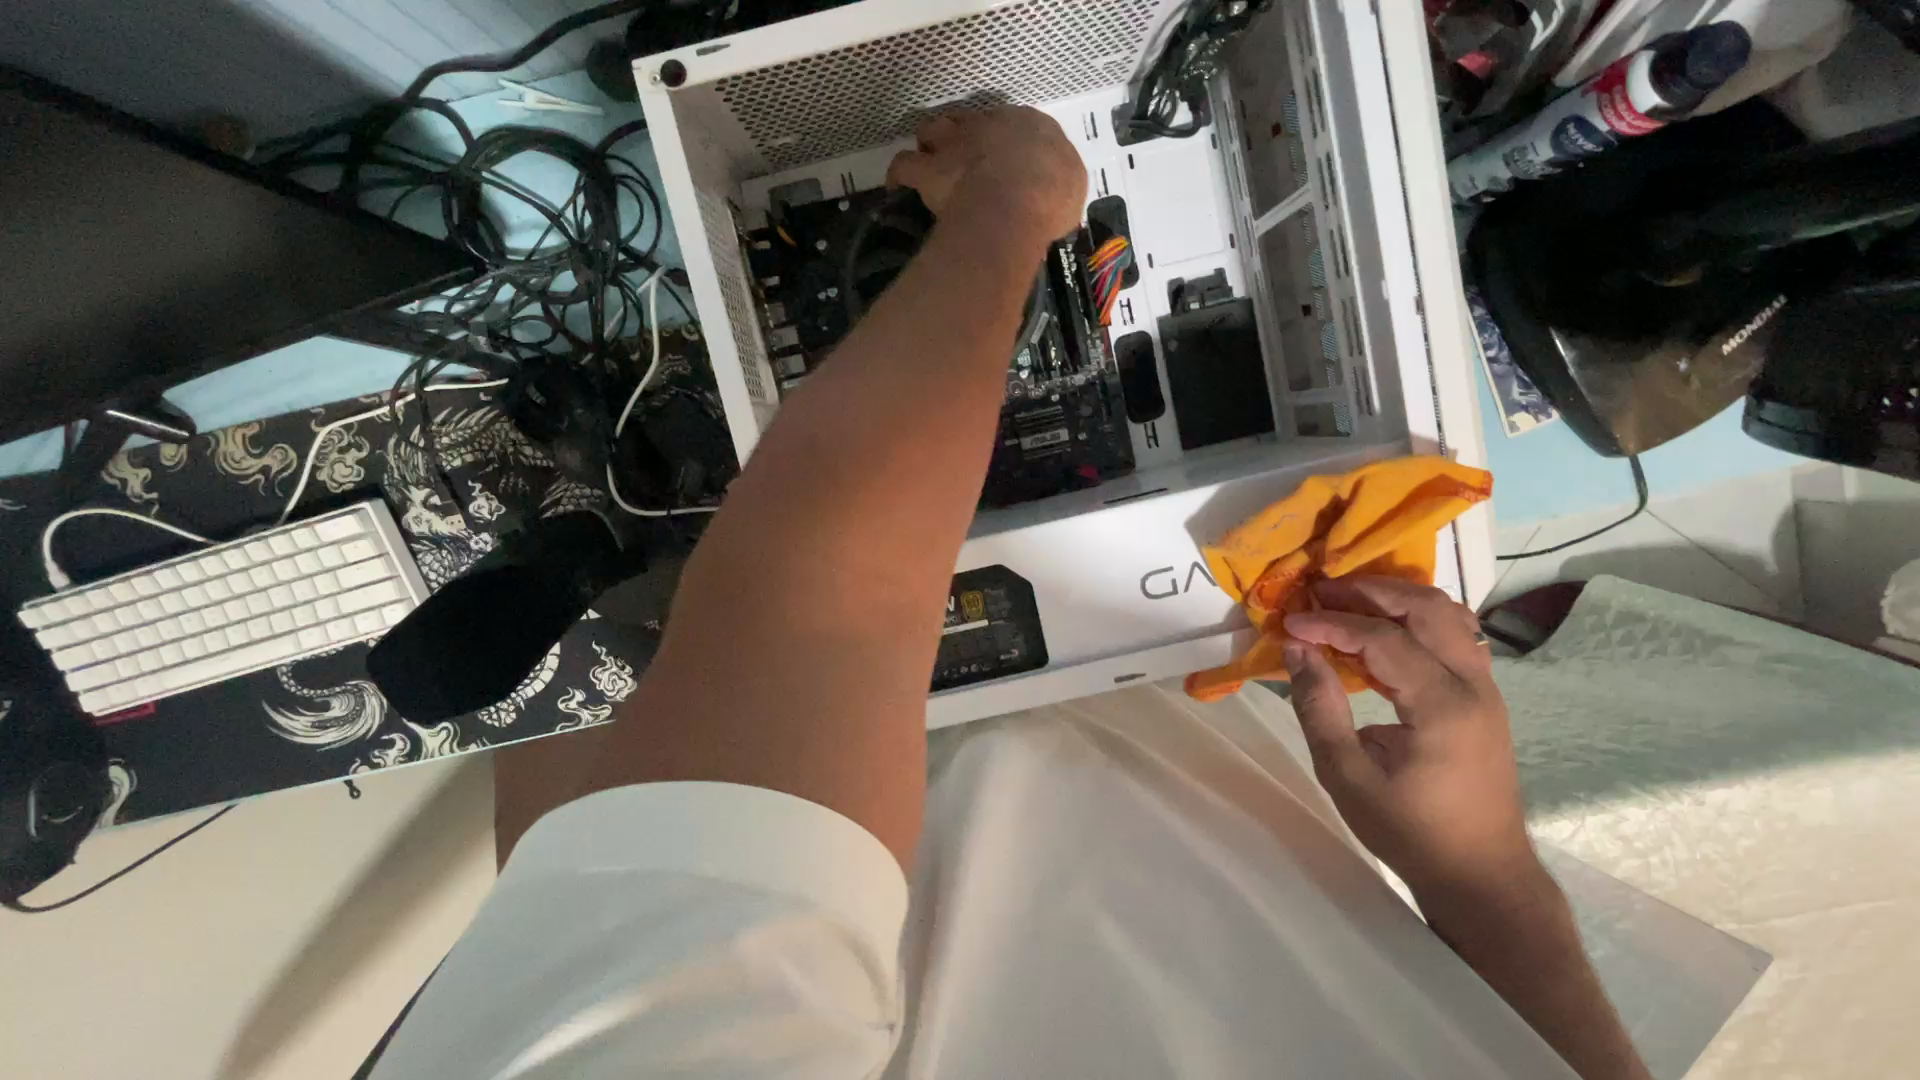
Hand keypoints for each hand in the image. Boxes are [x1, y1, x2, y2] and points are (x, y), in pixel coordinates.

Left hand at [886, 107, 1085, 240]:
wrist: (1015, 203)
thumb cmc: (1052, 196)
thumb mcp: (1071, 191)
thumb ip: (1059, 187)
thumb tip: (1054, 198)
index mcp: (1031, 127)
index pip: (1015, 127)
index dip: (1007, 145)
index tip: (1006, 162)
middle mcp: (989, 125)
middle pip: (970, 121)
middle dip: (965, 137)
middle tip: (965, 159)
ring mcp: (955, 144)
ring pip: (933, 128)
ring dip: (930, 142)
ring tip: (929, 160)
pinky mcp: (930, 170)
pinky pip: (905, 166)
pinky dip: (899, 175)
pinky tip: (897, 186)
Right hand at [1281, 577, 1537, 897]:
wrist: (1481, 873)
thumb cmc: (1409, 830)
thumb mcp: (1345, 775)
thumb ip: (1318, 707)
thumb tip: (1296, 649)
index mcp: (1442, 705)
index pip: (1382, 639)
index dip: (1331, 623)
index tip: (1289, 623)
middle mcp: (1473, 685)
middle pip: (1427, 607)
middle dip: (1369, 592)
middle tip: (1320, 594)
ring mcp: (1486, 688)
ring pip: (1447, 614)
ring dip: (1395, 599)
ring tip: (1347, 603)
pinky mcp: (1484, 697)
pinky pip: (1453, 635)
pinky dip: (1413, 619)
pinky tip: (1379, 631)